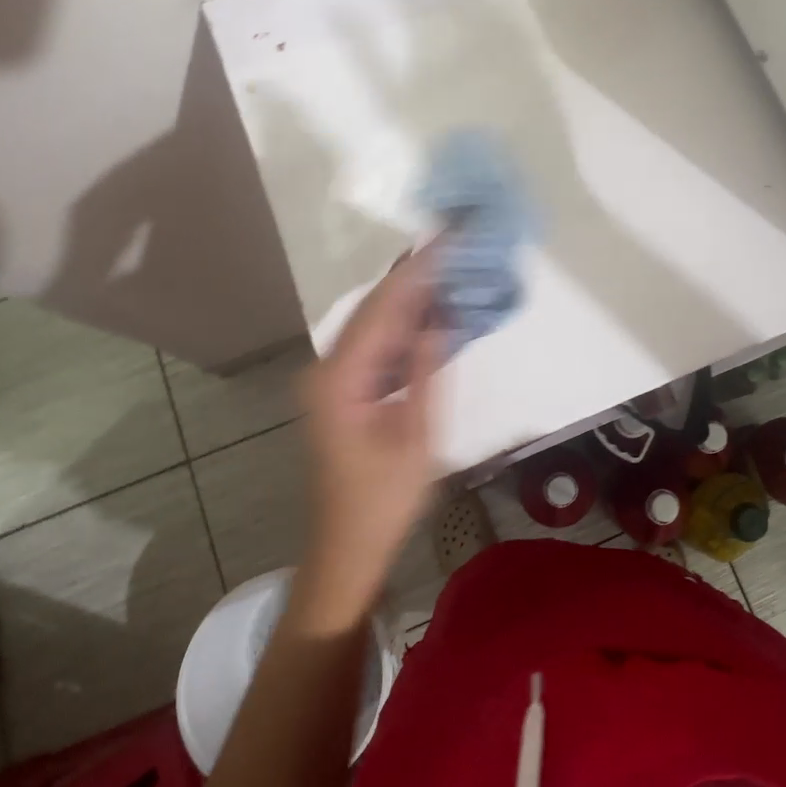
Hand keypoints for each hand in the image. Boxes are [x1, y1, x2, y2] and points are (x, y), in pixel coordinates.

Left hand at [297, 248, 445, 608]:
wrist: (347, 548)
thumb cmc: (383, 501)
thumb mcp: (418, 438)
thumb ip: (427, 373)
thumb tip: (443, 318)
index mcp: (341, 378)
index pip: (384, 308)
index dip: (418, 271)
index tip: (450, 238)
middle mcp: (328, 368)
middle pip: (376, 308)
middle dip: (416, 274)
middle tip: (457, 242)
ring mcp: (333, 379)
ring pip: (376, 323)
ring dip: (413, 297)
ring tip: (453, 265)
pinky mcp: (345, 390)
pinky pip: (377, 345)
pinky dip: (406, 326)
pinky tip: (435, 311)